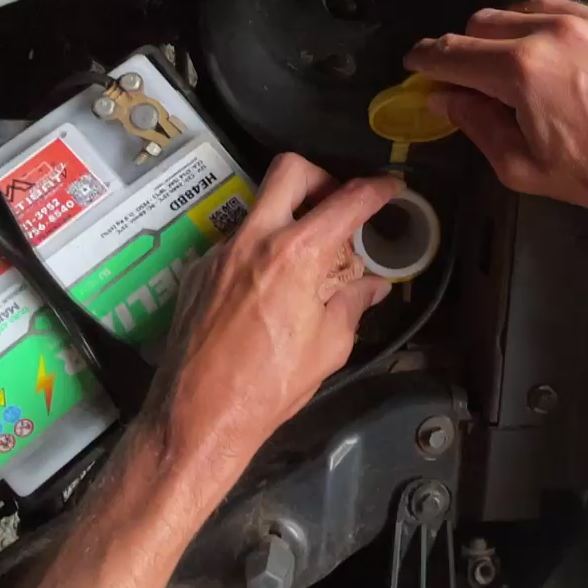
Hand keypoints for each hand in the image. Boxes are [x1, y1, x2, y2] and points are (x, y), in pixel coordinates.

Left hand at [156, 154, 398, 475]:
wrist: (197, 417)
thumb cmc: (270, 385)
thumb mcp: (330, 346)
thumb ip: (352, 303)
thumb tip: (372, 286)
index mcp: (296, 255)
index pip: (347, 201)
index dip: (377, 188)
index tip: (390, 187)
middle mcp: (255, 240)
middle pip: (291, 170)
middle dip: (322, 177)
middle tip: (337, 206)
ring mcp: (220, 252)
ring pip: (261, 207)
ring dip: (289, 218)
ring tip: (305, 259)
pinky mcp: (198, 271)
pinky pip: (237, 242)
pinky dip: (261, 252)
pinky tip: (267, 290)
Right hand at [404, 0, 587, 224]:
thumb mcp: (521, 166)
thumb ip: (475, 124)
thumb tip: (445, 97)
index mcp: (520, 70)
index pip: (452, 54)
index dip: (424, 59)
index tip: (414, 63)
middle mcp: (549, 32)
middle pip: (479, 24)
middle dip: (460, 49)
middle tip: (459, 76)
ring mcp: (584, 21)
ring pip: (516, 10)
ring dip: (497, 33)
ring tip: (502, 65)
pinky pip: (557, 8)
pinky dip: (535, 24)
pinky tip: (541, 49)